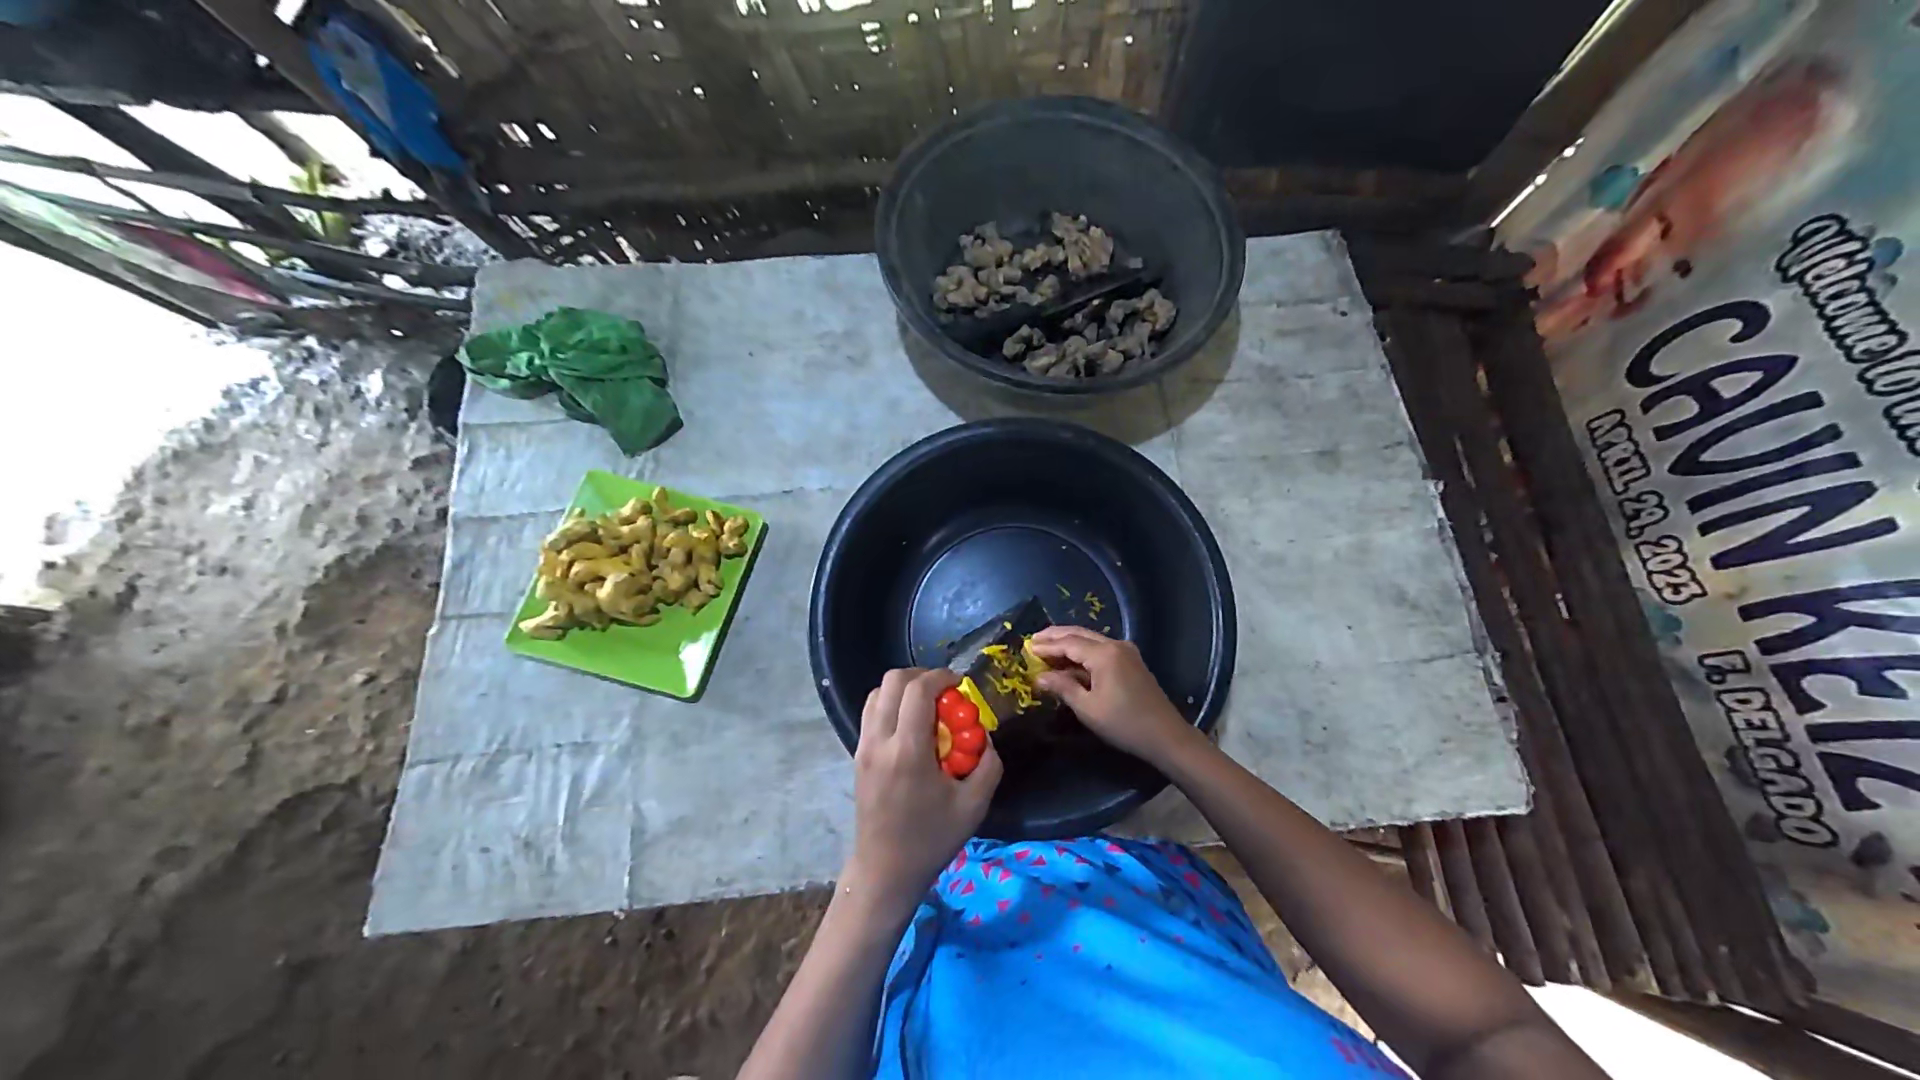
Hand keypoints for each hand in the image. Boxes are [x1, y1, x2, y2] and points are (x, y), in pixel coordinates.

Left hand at [845, 668, 1002, 910]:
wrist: (885, 869)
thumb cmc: (932, 839)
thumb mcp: (974, 805)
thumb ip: (987, 763)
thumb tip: (984, 734)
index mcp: (908, 751)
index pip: (918, 690)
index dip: (941, 677)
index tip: (960, 684)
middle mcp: (880, 741)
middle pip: (892, 681)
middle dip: (921, 676)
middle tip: (944, 691)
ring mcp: (863, 746)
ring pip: (877, 693)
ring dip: (904, 689)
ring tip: (928, 707)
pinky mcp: (857, 754)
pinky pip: (872, 712)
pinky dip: (891, 705)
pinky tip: (912, 726)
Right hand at [1031, 626, 1197, 766]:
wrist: (1166, 736)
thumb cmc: (1124, 724)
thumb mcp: (1088, 708)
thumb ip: (1062, 688)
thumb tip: (1039, 677)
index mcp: (1104, 654)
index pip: (1068, 643)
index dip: (1046, 646)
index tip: (1027, 648)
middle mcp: (1115, 645)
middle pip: (1079, 634)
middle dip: (1055, 636)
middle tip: (1033, 640)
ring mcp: (1126, 651)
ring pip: (1090, 639)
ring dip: (1068, 642)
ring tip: (1047, 648)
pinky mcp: (1131, 661)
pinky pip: (1100, 648)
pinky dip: (1082, 651)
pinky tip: (1070, 659)